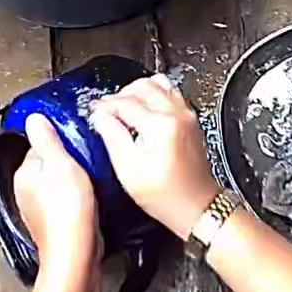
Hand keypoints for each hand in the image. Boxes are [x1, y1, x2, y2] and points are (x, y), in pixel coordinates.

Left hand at [12, 114, 98, 276]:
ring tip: (91, 176)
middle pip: (51, 161)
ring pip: (59, 180)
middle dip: (68, 158)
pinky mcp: (55, 220)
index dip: (61, 138)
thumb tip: (34, 118)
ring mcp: (40, 207)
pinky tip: (90, 197)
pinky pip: (67, 198)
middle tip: (87, 158)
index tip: (77, 139)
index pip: (41, 142)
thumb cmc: (68, 213)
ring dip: (74, 177)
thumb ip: (46, 139)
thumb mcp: (60, 164)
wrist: (76, 255)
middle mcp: (28, 190)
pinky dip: (78, 195)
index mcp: (25, 173)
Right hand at [90, 74, 220, 238]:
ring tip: (124, 108)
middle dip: (120, 95)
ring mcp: (186, 114)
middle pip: (141, 86)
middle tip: (107, 110)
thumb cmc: (167, 196)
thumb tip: (100, 117)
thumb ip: (112, 137)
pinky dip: (153, 94)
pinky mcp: (190, 118)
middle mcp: (176, 113)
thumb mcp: (129, 170)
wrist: (197, 207)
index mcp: (160, 125)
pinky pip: (169, 92)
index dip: (105, 106)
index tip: (95, 111)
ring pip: (157, 83)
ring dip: (137, 91)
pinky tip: (143, 110)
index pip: (125, 102)